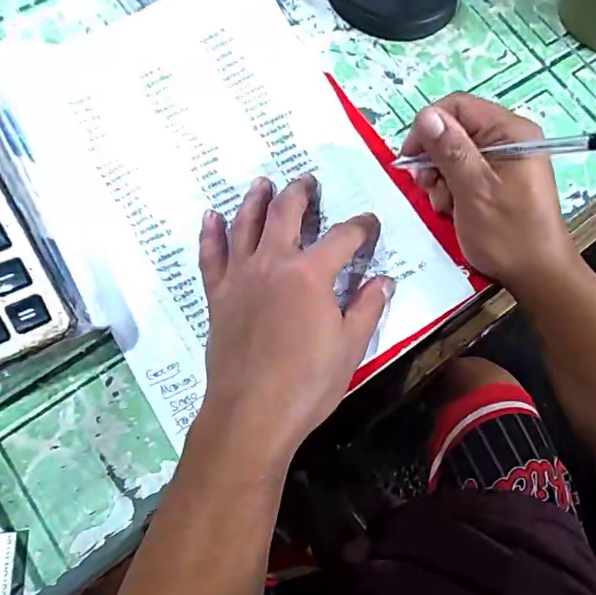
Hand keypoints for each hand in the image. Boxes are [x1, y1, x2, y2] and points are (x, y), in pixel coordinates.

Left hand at [195, 176, 392, 464]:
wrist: (252, 412)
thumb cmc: (309, 383)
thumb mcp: (350, 346)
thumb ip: (367, 307)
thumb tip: (384, 280)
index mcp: (311, 274)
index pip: (343, 237)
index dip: (361, 227)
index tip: (370, 224)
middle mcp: (274, 263)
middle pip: (287, 214)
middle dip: (301, 194)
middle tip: (308, 182)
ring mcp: (241, 277)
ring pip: (246, 225)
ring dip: (256, 200)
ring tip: (263, 183)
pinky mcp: (218, 296)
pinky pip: (211, 256)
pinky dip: (211, 234)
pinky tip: (211, 216)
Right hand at [397, 93, 577, 294]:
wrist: (538, 275)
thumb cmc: (510, 235)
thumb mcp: (475, 191)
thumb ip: (451, 151)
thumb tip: (426, 116)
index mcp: (510, 132)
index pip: (458, 107)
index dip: (429, 128)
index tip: (412, 159)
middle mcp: (509, 140)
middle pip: (455, 132)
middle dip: (435, 160)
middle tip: (430, 190)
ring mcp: (505, 162)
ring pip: (456, 156)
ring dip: (442, 181)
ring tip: (446, 207)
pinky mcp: (499, 183)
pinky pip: (466, 176)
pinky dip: (453, 192)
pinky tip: (454, 212)